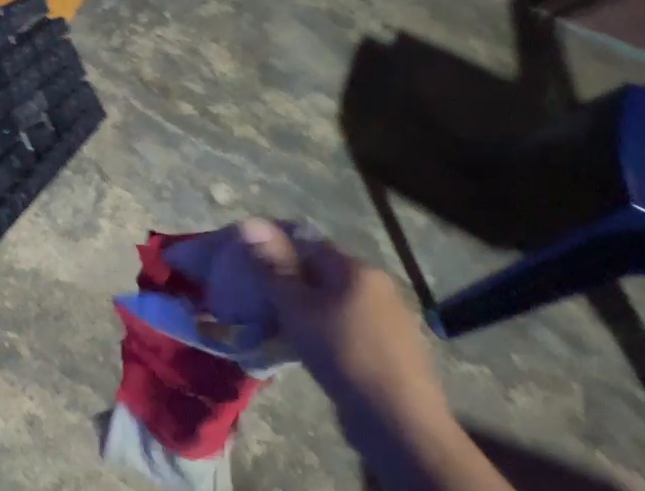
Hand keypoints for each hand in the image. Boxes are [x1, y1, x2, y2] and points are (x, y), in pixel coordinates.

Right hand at [237, 220, 511, 490]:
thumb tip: (250, 223)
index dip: (273, 249)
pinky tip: (306, 346)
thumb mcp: (296, 306)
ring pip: (333, 302)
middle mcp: (378, 287)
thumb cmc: (341, 351)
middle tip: (257, 296)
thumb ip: (271, 266)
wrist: (397, 420)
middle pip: (321, 273)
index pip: (307, 243)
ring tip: (275, 323)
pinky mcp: (390, 350)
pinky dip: (323, 329)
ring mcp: (389, 320)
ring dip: (304, 308)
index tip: (246, 263)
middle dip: (288, 282)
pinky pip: (346, 327)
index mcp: (358, 269)